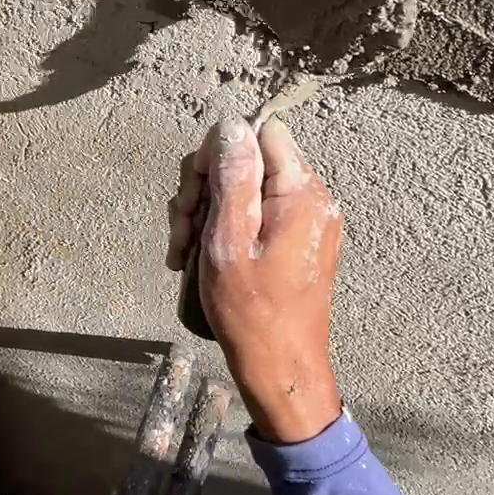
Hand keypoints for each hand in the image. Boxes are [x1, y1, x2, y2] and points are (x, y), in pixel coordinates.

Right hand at [167, 117, 343, 443]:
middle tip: (182, 228)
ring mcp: (304, 219)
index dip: (222, 149)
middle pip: (247, 158)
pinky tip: (196, 253)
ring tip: (183, 249)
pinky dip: (222, 225)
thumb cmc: (250, 310)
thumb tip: (231, 124)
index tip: (198, 188)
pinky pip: (253, 210)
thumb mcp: (228, 239)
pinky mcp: (293, 237)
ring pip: (242, 185)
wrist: (280, 370)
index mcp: (301, 192)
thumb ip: (232, 178)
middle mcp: (311, 198)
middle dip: (205, 186)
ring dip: (205, 209)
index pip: (262, 131)